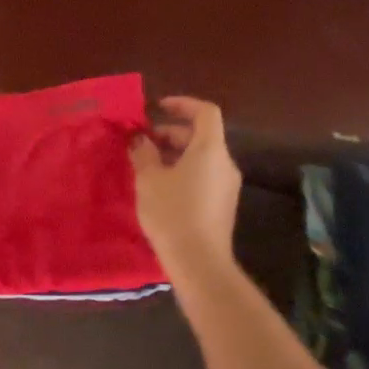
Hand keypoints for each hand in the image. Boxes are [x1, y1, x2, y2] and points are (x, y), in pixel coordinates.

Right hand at [130, 96, 242, 274]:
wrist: (199, 264)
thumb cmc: (172, 213)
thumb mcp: (149, 179)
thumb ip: (144, 152)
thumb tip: (140, 139)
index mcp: (210, 149)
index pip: (205, 112)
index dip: (183, 104)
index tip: (158, 108)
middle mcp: (225, 163)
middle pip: (202, 135)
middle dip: (172, 133)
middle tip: (144, 143)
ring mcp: (227, 186)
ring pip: (202, 158)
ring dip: (176, 154)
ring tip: (148, 167)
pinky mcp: (223, 205)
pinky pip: (205, 176)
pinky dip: (185, 171)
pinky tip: (162, 188)